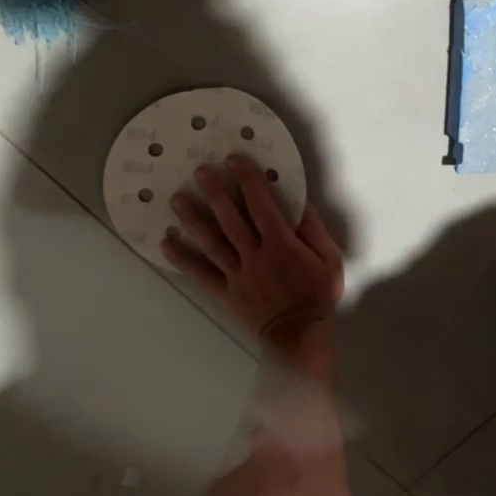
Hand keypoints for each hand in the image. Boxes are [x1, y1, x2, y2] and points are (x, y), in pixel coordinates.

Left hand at [164, 155, 344, 356]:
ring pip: (211, 242)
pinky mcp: (226, 292)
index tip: (235, 159)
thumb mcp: (329, 258)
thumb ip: (313, 229)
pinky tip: (166, 244)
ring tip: (176, 199)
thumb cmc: (318, 294)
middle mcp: (254, 254)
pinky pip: (201, 273)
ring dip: (193, 219)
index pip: (261, 204)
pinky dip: (182, 259)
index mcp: (280, 243)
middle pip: (230, 218)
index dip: (247, 179)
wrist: (301, 336)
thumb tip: (300, 201)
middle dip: (215, 192)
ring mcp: (237, 273)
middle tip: (200, 170)